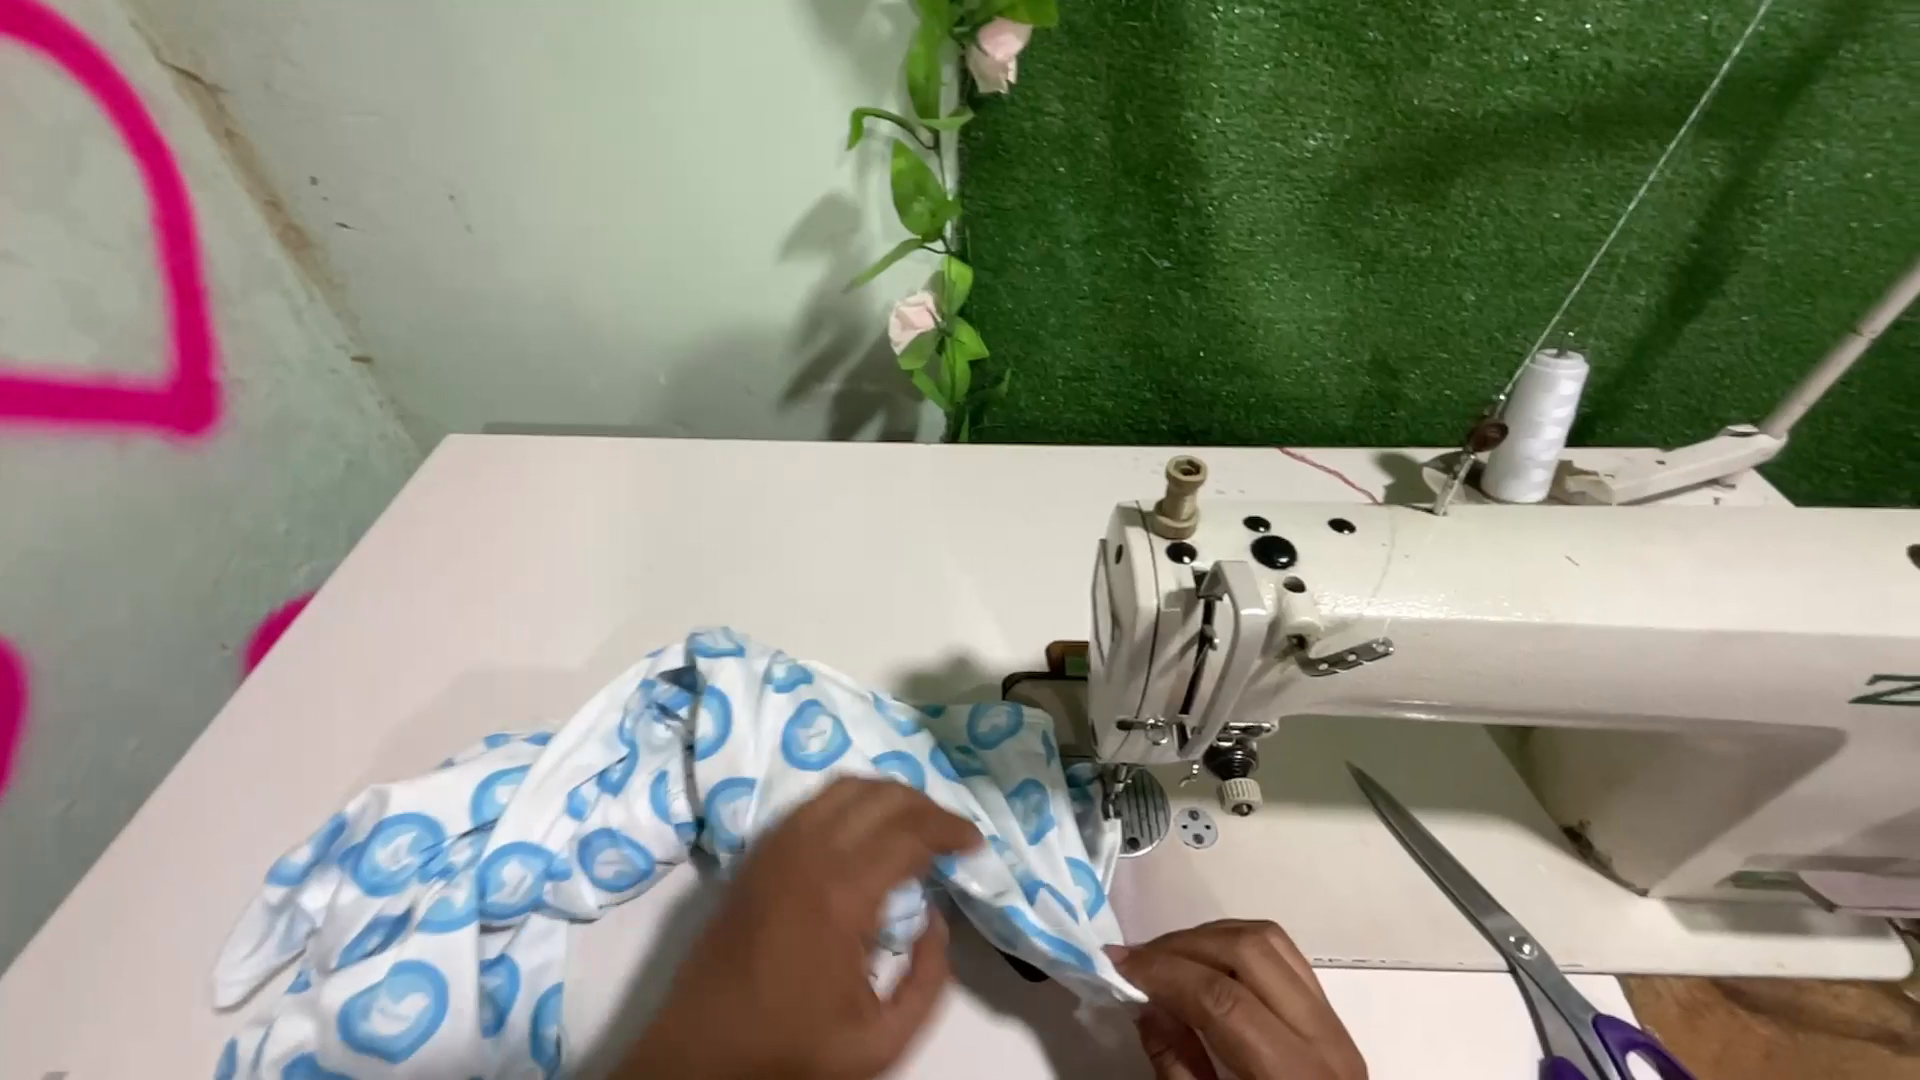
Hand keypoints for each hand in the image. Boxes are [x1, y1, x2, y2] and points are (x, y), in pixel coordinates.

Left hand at [620, 776, 981, 1079]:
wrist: (701, 1054)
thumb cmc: (790, 1050)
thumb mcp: (880, 1042)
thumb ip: (928, 979)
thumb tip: (936, 916)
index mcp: (843, 895)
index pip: (911, 832)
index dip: (951, 830)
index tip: (974, 844)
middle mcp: (810, 852)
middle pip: (883, 796)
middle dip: (928, 807)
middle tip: (951, 835)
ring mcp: (778, 844)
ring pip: (847, 786)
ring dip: (890, 796)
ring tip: (914, 825)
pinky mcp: (759, 850)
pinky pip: (815, 800)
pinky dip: (852, 800)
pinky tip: (866, 827)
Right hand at [1109, 920, 1366, 1079]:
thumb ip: (1176, 1066)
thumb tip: (1149, 1003)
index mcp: (1294, 1078)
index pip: (1223, 998)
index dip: (1165, 972)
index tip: (1118, 961)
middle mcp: (1325, 1040)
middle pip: (1247, 952)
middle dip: (1181, 945)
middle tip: (1137, 958)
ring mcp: (1333, 1022)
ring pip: (1266, 938)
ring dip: (1207, 936)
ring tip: (1166, 956)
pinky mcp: (1329, 1013)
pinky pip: (1280, 952)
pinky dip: (1234, 941)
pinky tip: (1204, 958)